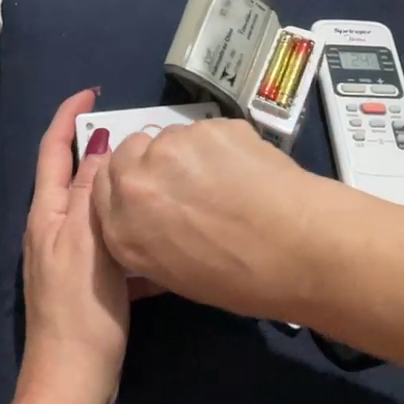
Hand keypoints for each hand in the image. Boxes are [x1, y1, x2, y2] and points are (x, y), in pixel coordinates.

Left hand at [13, 88, 128, 403]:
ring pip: (95, 205)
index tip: (91, 90)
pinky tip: (158, 233)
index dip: (68, 115)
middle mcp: (52, 225)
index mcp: (47, 211)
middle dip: (99, 147)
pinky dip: (129, 229)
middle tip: (136, 132)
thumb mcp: (86, 242)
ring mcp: (67, 254)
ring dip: (119, 187)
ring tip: (154, 176)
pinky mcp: (86, 279)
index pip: (53, 148)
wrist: (72, 380)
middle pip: (73, 173)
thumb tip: (98, 143)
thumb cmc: (79, 309)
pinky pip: (109, 239)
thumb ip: (90, 192)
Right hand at [92, 118, 331, 322]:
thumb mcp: (176, 272)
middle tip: (188, 183)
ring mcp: (171, 146)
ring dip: (188, 153)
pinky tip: (247, 170)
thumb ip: (147, 234)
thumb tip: (155, 211)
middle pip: (129, 151)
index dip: (128, 185)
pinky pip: (205, 131)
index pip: (102, 186)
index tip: (152, 191)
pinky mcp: (207, 124)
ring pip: (170, 138)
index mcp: (123, 228)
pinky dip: (221, 146)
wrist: (301, 248)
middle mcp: (136, 180)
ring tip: (226, 181)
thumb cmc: (241, 279)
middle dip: (152, 162)